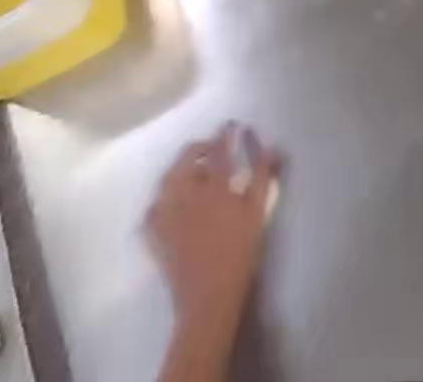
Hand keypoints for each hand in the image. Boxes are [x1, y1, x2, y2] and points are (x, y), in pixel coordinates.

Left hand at [145, 123, 281, 327]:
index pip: (220, 151)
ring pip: (168, 179)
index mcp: (214, 188)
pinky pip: (153, 207)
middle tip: (212, 147)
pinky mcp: (155, 234)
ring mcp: (166, 213)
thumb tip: (269, 146)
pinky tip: (170, 201)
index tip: (231, 124)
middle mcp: (185, 194)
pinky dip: (162, 198)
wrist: (210, 298)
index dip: (225, 135)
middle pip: (187, 159)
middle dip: (200, 147)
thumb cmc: (240, 255)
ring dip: (180, 168)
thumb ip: (262, 177)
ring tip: (193, 170)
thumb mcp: (257, 213)